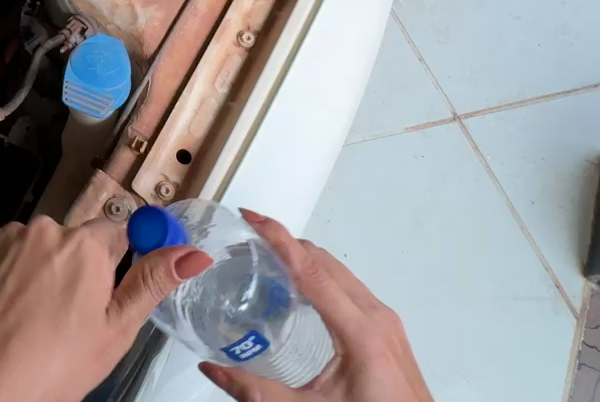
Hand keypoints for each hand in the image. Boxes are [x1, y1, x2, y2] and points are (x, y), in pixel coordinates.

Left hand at [0, 215, 211, 401]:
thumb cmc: (60, 364)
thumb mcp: (116, 330)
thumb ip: (153, 282)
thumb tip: (195, 252)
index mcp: (87, 244)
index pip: (116, 232)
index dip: (115, 260)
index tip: (106, 289)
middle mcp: (47, 226)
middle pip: (73, 238)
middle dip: (75, 266)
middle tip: (68, 314)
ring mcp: (9, 234)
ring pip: (37, 242)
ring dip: (40, 265)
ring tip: (34, 313)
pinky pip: (2, 247)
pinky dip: (6, 267)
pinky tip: (6, 301)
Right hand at [198, 211, 432, 401]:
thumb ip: (259, 393)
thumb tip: (211, 368)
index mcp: (360, 333)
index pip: (311, 270)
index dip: (277, 238)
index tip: (249, 216)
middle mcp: (376, 317)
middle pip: (323, 261)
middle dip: (284, 241)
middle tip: (247, 239)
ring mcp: (387, 321)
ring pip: (337, 269)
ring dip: (301, 255)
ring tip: (267, 257)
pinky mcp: (388, 330)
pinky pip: (348, 285)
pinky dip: (318, 273)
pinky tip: (299, 288)